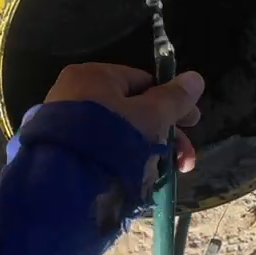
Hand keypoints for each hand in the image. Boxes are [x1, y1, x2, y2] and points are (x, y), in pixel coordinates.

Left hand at [43, 63, 204, 172]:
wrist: (60, 177)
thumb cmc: (110, 136)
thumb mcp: (150, 115)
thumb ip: (173, 99)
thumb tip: (195, 78)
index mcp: (94, 75)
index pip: (143, 82)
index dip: (171, 104)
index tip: (192, 125)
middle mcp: (76, 92)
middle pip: (132, 110)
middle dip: (164, 135)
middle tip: (185, 161)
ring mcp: (66, 122)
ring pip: (119, 133)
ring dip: (148, 152)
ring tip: (165, 175)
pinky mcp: (63, 148)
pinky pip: (100, 149)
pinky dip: (122, 160)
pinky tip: (139, 179)